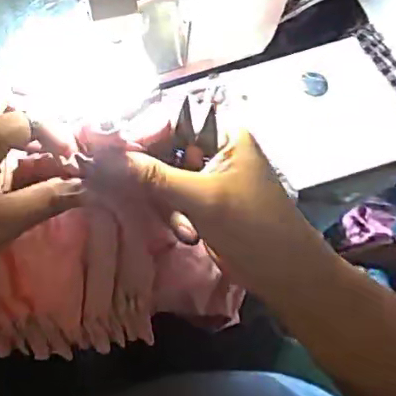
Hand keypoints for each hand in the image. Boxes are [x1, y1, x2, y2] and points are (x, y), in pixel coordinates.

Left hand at [0, 78, 79, 338]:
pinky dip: (3, 135)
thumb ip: (48, 198)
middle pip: (1, 90)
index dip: (56, 135)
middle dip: (34, 105)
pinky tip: (20, 163)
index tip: (73, 161)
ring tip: (44, 150)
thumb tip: (86, 187)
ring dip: (19, 120)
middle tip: (56, 136)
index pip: (28, 117)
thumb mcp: (4, 222)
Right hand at [98, 129, 336, 298]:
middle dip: (151, 174)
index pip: (171, 118)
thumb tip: (109, 158)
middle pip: (162, 146)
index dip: (140, 132)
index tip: (111, 152)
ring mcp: (206, 174)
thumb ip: (155, 176)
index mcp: (223, 133)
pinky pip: (170, 195)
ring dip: (164, 201)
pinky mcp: (201, 199)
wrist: (287, 277)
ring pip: (162, 174)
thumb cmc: (255, 228)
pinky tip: (187, 233)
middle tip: (132, 191)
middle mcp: (213, 147)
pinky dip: (172, 214)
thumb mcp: (203, 199)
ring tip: (183, 226)